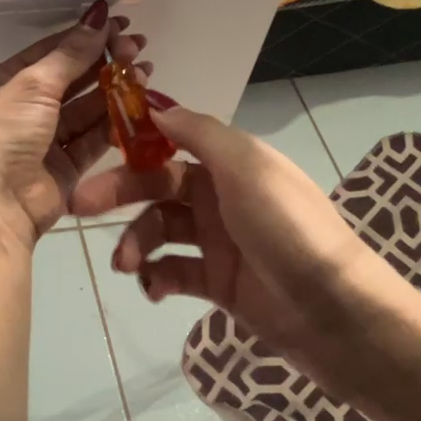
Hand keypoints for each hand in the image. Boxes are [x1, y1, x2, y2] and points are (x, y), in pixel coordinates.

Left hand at [0, 0, 147, 251]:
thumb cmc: (6, 132)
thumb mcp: (34, 85)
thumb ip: (70, 53)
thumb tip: (98, 15)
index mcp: (10, 79)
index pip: (53, 49)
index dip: (86, 35)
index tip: (121, 24)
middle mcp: (28, 104)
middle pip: (74, 76)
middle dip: (105, 61)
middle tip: (139, 47)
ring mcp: (48, 135)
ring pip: (88, 105)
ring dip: (116, 88)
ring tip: (146, 71)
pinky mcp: (68, 163)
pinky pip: (95, 136)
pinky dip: (117, 121)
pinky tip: (141, 105)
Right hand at [72, 107, 405, 367]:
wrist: (340, 316)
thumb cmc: (288, 227)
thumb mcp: (245, 165)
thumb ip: (196, 131)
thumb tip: (152, 103)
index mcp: (229, 160)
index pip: (168, 140)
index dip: (131, 141)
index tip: (94, 143)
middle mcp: (219, 194)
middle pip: (154, 184)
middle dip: (117, 192)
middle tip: (80, 205)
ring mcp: (218, 239)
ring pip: (158, 228)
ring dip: (135, 241)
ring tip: (124, 264)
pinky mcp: (218, 282)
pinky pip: (174, 270)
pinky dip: (156, 276)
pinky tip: (150, 286)